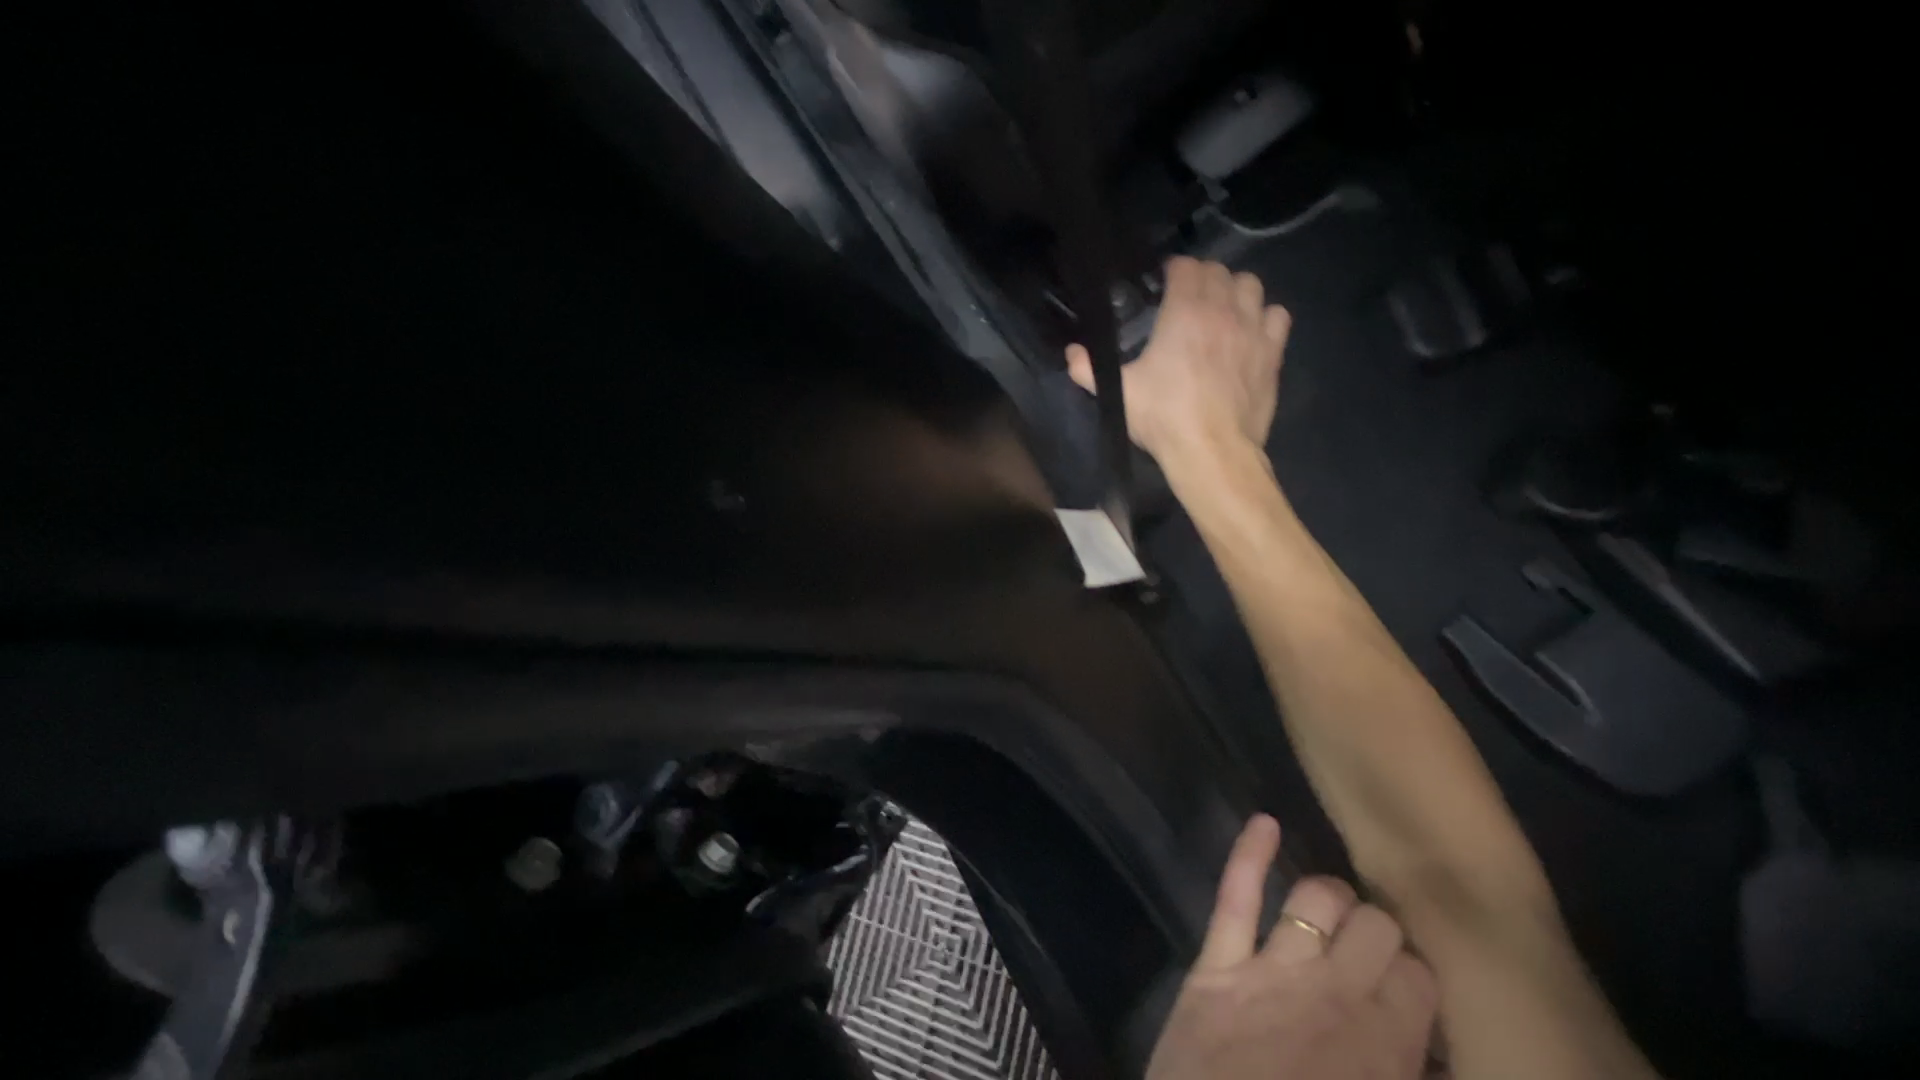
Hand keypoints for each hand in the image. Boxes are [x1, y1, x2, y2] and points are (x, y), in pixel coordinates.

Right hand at [1066, 257, 1289, 463]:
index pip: (1185, 267)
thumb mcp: (1119, 393)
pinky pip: (1278, 316)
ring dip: (1236, 290)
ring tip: (1223, 308)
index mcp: (1184, 312)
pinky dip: (1265, 317)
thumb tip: (1072, 352)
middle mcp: (1222, 310)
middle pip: (1219, 271)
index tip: (1164, 282)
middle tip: (1190, 297)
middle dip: (1203, 277)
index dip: (1174, 269)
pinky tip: (1252, 331)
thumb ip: (1088, 369)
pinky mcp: (1273, 352)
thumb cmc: (1163, 417)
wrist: (1212, 450)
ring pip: (1252, 285)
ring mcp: (1253, 329)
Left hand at [1146, 815, 1438, 1079]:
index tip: (1403, 990)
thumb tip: (1435, 1057)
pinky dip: (1248, 854)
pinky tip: (1264, 822)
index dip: (1413, 976)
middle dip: (1377, 933)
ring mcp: (1273, 970)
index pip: (1420, 973)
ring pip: (1317, 899)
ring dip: (1330, 901)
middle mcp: (1335, 992)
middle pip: (1376, 924)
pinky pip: (1235, 896)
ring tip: (1331, 915)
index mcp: (1386, 1043)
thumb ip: (1409, 1070)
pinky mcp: (1217, 965)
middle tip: (1366, 958)